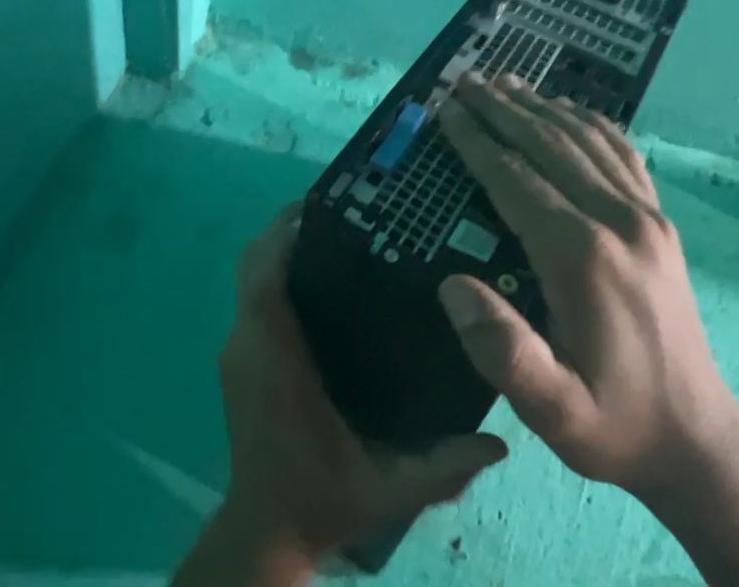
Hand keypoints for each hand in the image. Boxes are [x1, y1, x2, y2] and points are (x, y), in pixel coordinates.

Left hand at [201, 204, 508, 569]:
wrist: (266, 533)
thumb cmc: (320, 501)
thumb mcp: (388, 489)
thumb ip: (442, 467)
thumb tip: (499, 441)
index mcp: (273, 360)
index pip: (265, 275)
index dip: (288, 231)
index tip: (330, 204)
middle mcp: (247, 345)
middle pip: (256, 262)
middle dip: (290, 227)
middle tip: (348, 211)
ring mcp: (239, 350)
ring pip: (253, 276)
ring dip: (285, 247)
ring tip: (343, 233)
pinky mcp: (242, 359)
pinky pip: (257, 297)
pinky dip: (281, 273)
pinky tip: (329, 278)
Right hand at [434, 75, 738, 494]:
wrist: (696, 438)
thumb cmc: (612, 423)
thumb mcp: (551, 410)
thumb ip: (502, 352)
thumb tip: (451, 285)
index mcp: (583, 257)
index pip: (516, 178)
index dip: (476, 141)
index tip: (444, 108)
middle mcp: (619, 222)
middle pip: (550, 145)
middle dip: (502, 109)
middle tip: (464, 80)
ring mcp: (647, 219)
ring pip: (587, 141)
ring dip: (541, 107)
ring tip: (505, 82)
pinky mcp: (660, 225)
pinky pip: (623, 155)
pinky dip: (590, 124)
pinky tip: (569, 111)